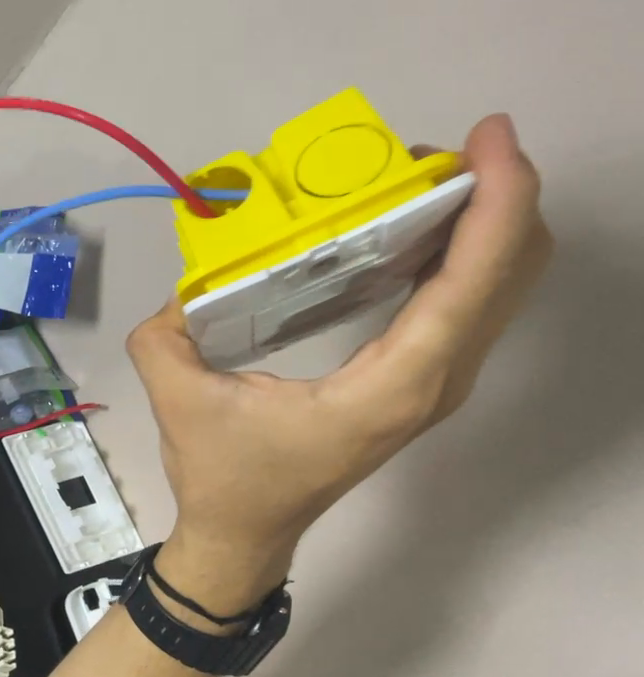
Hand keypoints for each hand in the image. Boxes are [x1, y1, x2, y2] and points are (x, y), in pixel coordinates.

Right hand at [127, 113, 550, 616]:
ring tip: (426, 186)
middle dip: (497, 196)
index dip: (496, 196)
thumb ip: (166, 341)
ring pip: (502, 285)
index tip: (481, 139)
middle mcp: (438, 380)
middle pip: (513, 268)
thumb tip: (180, 296)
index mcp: (394, 383)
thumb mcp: (181, 404)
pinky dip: (463, 258)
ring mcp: (437, 385)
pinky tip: (411, 240)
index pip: (476, 275)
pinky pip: (470, 306)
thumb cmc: (224, 478)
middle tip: (437, 157)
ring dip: (483, 225)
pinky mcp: (421, 386)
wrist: (245, 534)